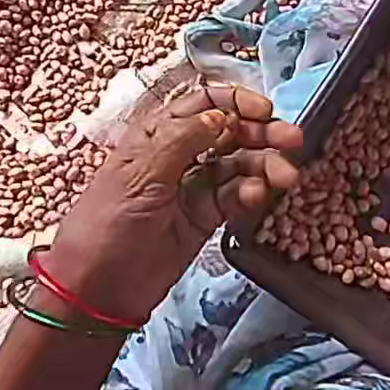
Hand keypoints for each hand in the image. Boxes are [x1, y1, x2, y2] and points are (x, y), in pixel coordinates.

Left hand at [48, 84, 302, 322]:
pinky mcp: (205, 217)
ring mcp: (193, 186)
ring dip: (265, 166)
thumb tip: (221, 116)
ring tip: (286, 176)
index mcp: (157, 134)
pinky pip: (234, 197)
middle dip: (261, 133)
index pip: (203, 104)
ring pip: (238, 165)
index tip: (265, 110)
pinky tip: (258, 196)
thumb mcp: (140, 173)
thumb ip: (181, 140)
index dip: (236, 102)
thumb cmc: (108, 221)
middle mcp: (179, 154)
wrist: (97, 288)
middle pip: (229, 132)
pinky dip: (250, 194)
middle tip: (292, 141)